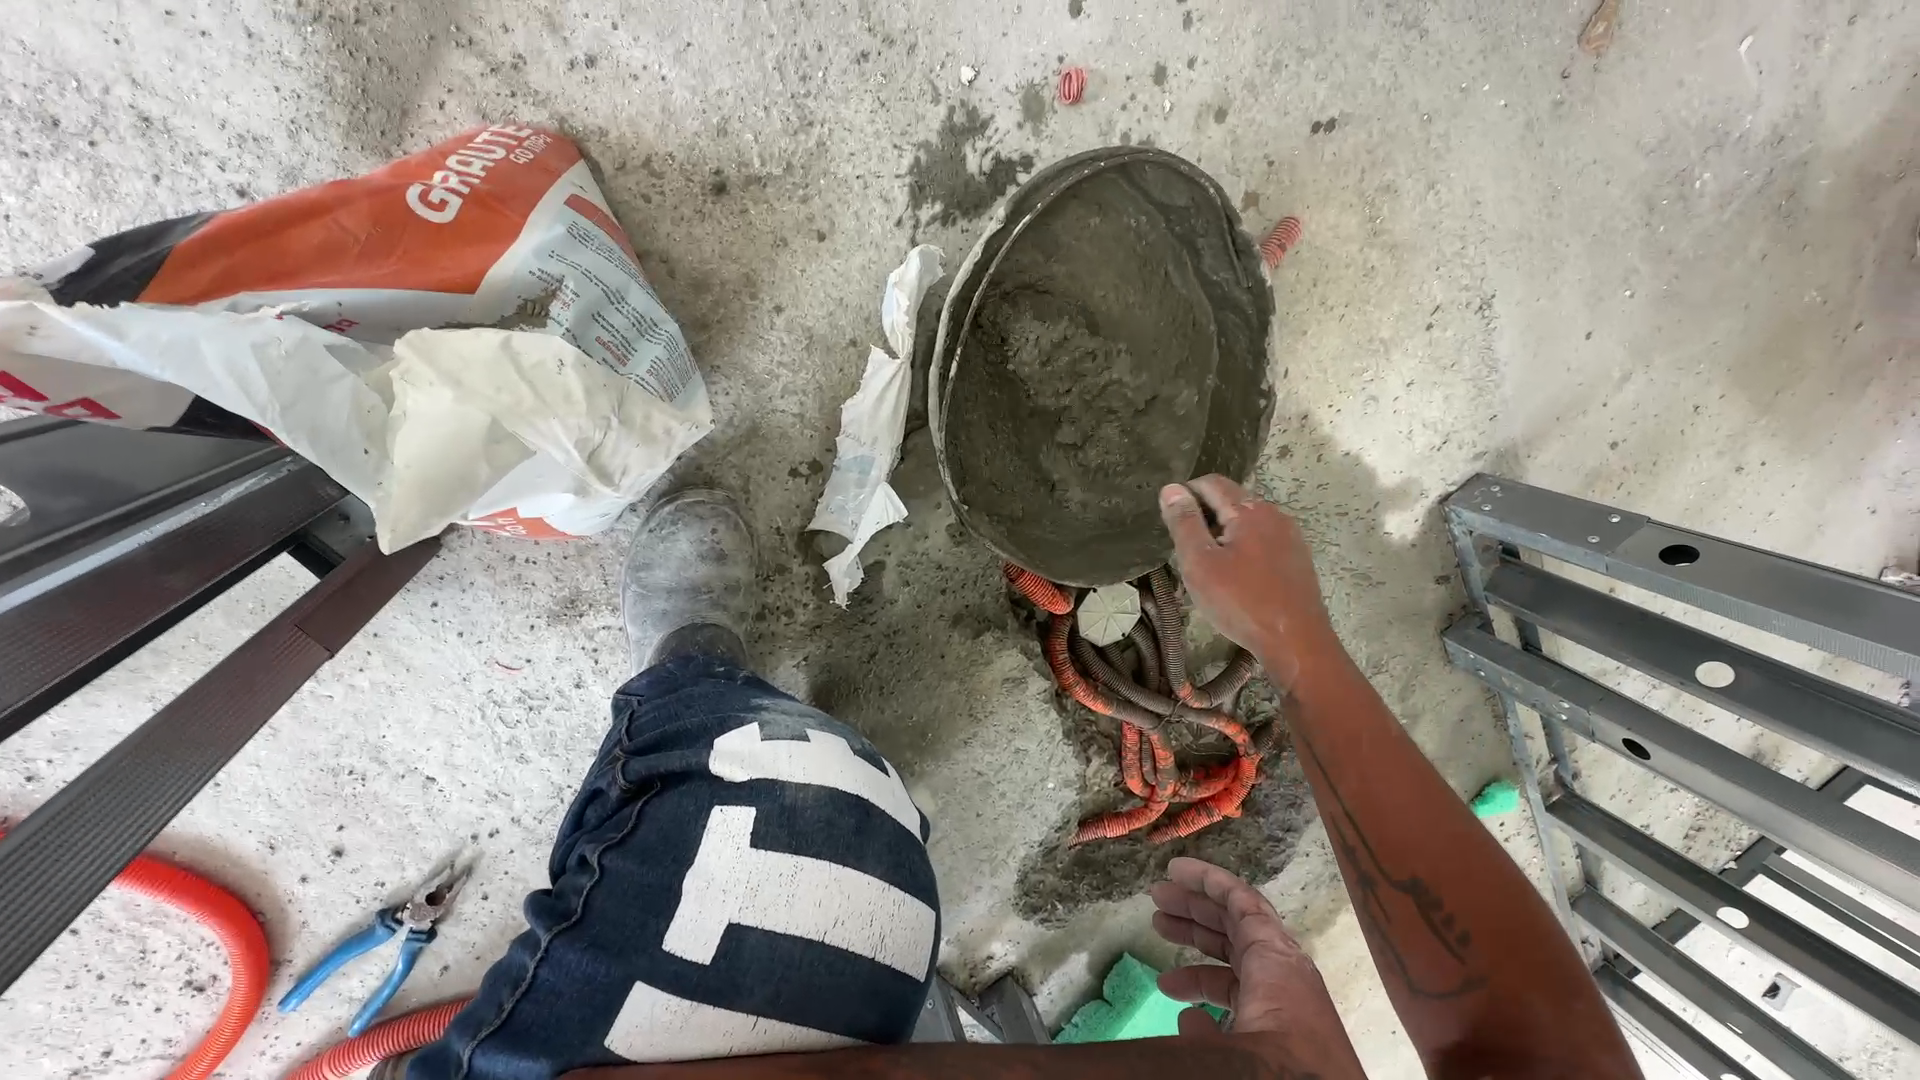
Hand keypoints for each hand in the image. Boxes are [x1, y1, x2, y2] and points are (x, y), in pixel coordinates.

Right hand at [1151, 858, 1363, 1073]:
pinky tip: (1181, 1001)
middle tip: (1157, 898)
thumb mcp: (1233, 1050)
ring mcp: (1284, 1000)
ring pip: (1236, 954)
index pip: (1241, 901)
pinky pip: (1241, 988)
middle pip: (1236, 922)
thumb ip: (1199, 1031)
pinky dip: (1210, 983)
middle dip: (1195, 907)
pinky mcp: (1283, 1029)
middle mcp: (1283, 971)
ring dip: (1197, 942)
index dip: (1206, 880)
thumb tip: (1188, 1018)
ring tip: (1158, 933)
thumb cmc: (1281, 1068)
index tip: (1172, 869)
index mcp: (1276, 960)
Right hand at [1159, 475, 1343, 687]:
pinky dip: (1242, 548)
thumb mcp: (1200, 562)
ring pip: (1247, 523)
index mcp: (1249, 510)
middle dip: (1204, 516)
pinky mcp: (1297, 559)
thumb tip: (1171, 489)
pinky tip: (1235, 577)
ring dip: (1223, 534)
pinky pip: (1262, 541)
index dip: (1186, 493)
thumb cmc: (1241, 601)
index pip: (1212, 483)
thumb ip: (1184, 522)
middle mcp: (1274, 514)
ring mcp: (1290, 537)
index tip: (1170, 518)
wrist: (1296, 641)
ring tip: (1207, 565)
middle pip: (1231, 501)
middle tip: (1184, 548)